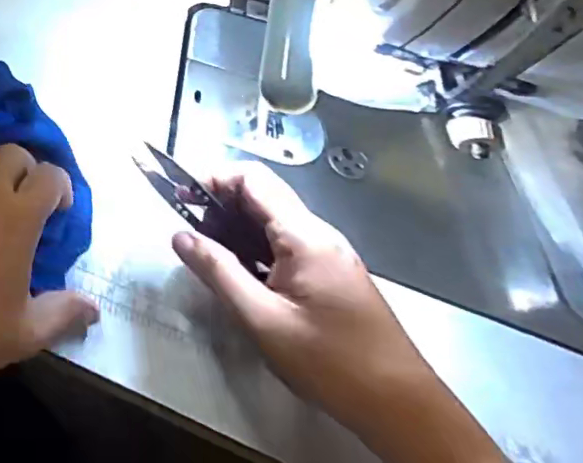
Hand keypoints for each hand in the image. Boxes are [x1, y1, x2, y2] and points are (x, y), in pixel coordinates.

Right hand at [171, 165, 431, 436]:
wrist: (401, 404)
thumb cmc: (332, 363)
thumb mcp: (264, 321)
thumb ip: (219, 273)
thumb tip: (181, 237)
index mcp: (304, 234)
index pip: (252, 177)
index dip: (214, 180)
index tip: (184, 201)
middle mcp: (319, 231)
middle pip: (263, 193)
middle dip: (222, 203)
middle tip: (192, 229)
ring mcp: (329, 250)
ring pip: (275, 219)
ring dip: (239, 226)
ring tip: (211, 253)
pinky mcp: (333, 271)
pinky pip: (288, 241)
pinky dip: (259, 246)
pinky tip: (245, 275)